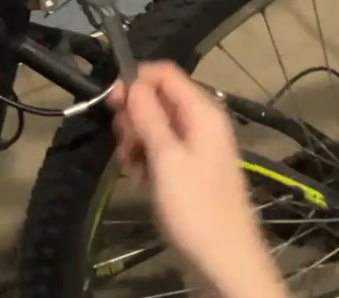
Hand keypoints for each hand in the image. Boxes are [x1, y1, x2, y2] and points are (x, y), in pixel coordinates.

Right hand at [114, 62, 286, 297]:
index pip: (164, 73)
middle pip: (158, 98)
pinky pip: (162, 148)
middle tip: (124, 145)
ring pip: (156, 124)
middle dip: (134, 117)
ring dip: (137, 141)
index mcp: (202, 112)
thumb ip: (148, 116)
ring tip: (131, 169)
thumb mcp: (167, 159)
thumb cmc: (196, 208)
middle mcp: (202, 122)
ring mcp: (197, 145)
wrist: (227, 265)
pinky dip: (147, 159)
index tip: (112, 101)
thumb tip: (133, 83)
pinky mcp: (191, 168)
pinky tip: (140, 180)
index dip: (136, 80)